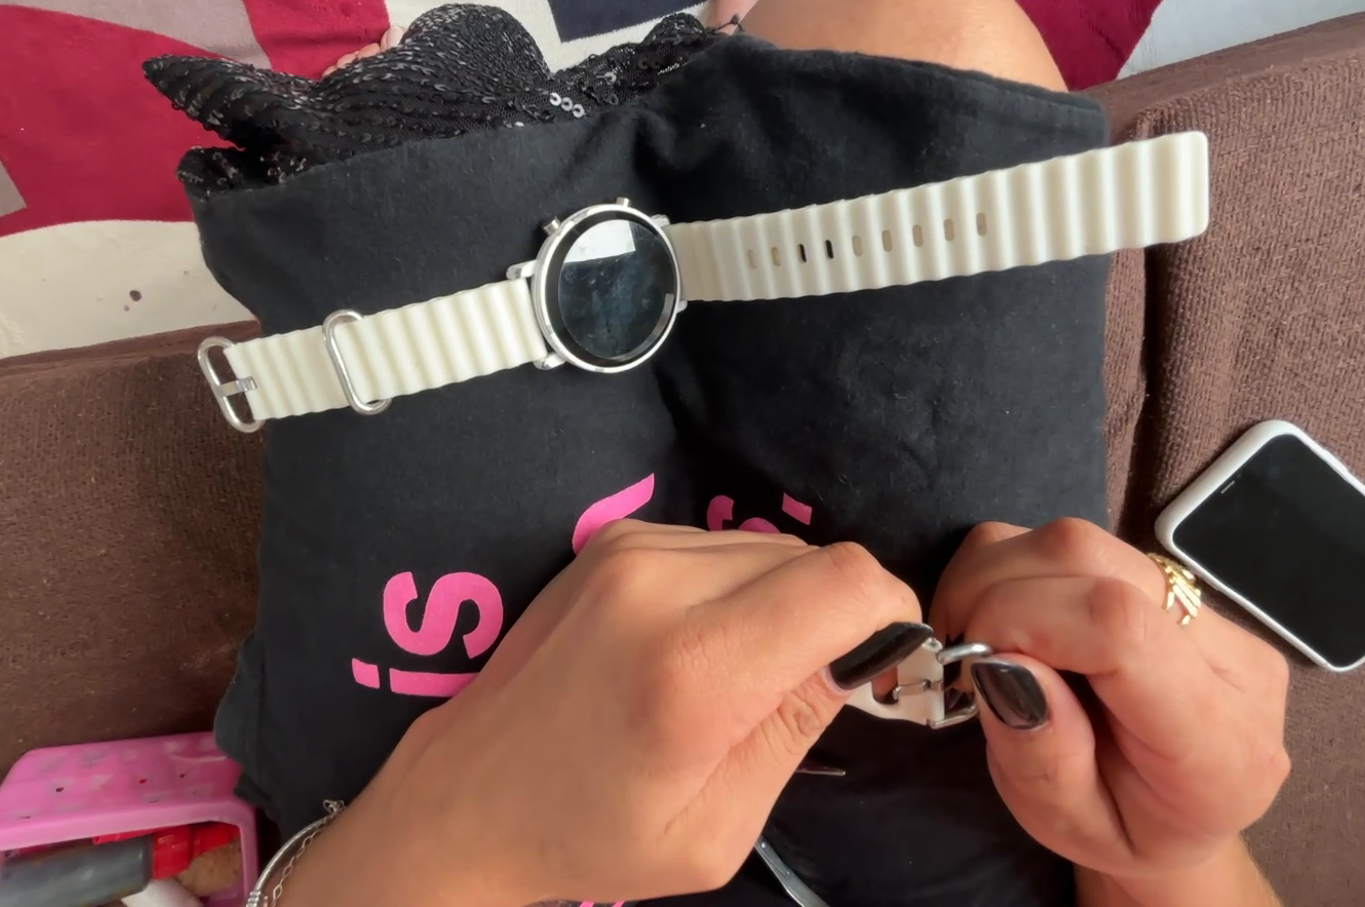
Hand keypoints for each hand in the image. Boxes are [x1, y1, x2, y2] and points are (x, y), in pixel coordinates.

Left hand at [287, 520, 920, 906]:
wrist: (474, 787)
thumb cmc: (594, 828)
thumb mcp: (719, 823)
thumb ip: (799, 721)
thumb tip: (862, 646)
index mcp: (696, 669)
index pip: (844, 582)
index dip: (890, 612)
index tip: (882, 659)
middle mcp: (661, 582)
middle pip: (813, 557)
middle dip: (836, 612)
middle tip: (807, 675)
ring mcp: (632, 546)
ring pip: (768, 546)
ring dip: (779, 598)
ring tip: (736, 663)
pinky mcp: (616, 535)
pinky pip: (717, 543)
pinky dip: (732, 584)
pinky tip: (693, 634)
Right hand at [932, 520, 1290, 882]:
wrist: (1166, 804)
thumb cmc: (1117, 824)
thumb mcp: (1069, 824)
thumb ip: (1042, 757)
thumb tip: (998, 661)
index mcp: (1218, 736)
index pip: (1118, 624)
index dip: (1022, 617)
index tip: (975, 662)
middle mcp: (1221, 650)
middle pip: (1084, 558)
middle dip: (992, 593)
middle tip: (965, 653)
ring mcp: (1193, 601)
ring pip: (1067, 539)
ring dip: (992, 576)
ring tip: (980, 635)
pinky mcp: (1153, 572)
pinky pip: (1059, 539)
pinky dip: (1003, 566)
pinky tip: (1001, 614)